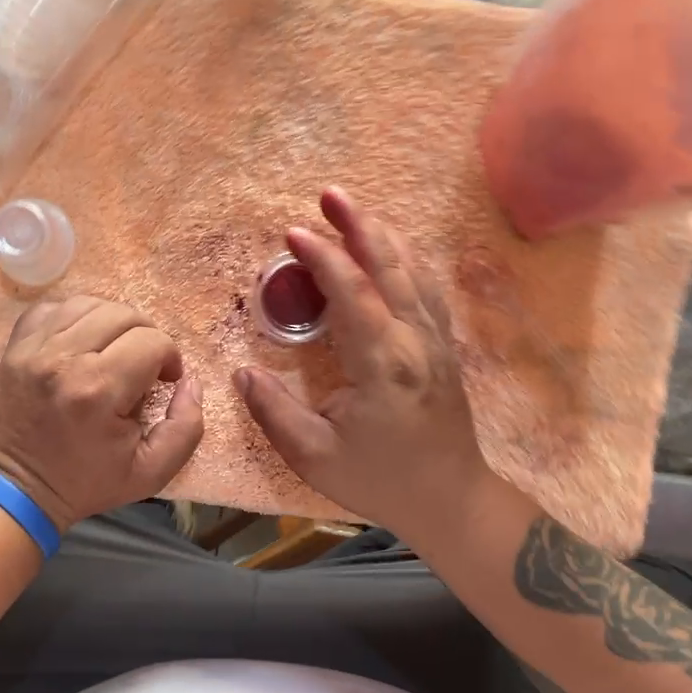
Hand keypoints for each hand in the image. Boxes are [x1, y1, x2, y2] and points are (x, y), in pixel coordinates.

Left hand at [0, 296, 204, 529]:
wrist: (18, 489)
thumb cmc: (87, 483)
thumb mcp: (152, 472)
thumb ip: (186, 427)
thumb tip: (190, 382)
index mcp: (98, 390)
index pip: (152, 342)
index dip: (169, 358)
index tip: (165, 381)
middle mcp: (64, 359)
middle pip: (124, 314)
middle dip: (145, 336)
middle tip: (144, 366)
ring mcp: (35, 348)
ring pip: (89, 304)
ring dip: (113, 322)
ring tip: (115, 351)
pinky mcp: (16, 346)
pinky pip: (53, 308)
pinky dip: (75, 318)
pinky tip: (83, 343)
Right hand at [236, 187, 498, 540]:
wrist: (449, 499)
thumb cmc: (380, 481)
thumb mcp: (315, 456)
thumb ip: (275, 412)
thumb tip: (243, 375)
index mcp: (384, 364)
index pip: (353, 295)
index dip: (324, 259)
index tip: (293, 233)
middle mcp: (415, 341)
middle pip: (390, 267)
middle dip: (360, 225)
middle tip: (331, 193)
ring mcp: (436, 342)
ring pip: (413, 273)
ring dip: (384, 237)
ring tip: (356, 212)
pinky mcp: (443, 350)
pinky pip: (425, 291)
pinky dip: (406, 262)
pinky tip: (392, 253)